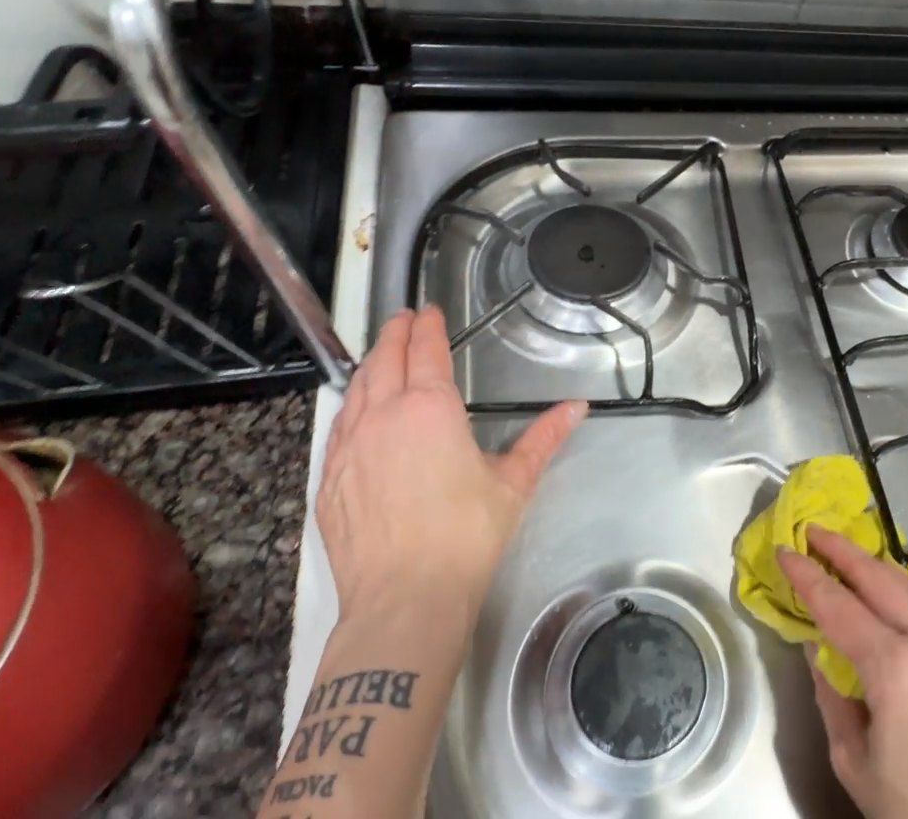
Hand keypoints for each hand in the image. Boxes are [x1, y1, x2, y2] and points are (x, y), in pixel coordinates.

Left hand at [319, 307, 585, 621]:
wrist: (405, 595)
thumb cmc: (466, 535)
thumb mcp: (514, 483)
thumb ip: (544, 439)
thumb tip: (578, 408)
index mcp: (431, 408)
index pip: (427, 352)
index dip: (428, 328)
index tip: (429, 311)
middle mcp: (384, 416)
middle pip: (385, 360)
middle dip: (395, 334)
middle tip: (403, 319)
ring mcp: (349, 447)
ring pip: (356, 390)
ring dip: (370, 366)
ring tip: (380, 357)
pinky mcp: (329, 479)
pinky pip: (339, 428)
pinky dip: (350, 407)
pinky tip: (356, 413)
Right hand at [778, 527, 907, 818]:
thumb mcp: (856, 762)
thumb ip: (833, 697)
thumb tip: (819, 652)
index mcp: (896, 668)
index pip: (839, 606)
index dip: (808, 577)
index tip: (785, 550)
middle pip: (881, 580)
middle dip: (844, 551)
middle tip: (814, 531)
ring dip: (876, 565)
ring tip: (847, 552)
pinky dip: (903, 589)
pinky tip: (889, 592)